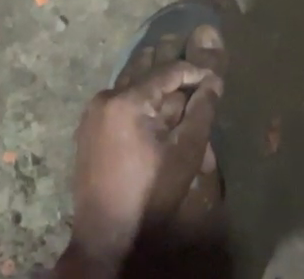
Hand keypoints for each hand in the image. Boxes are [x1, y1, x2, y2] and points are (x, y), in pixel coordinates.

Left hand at [69, 61, 221, 263]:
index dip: (194, 71)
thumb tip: (213, 80)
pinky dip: (140, 100)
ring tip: (180, 90)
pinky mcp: (89, 129)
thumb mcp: (186, 150)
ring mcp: (93, 113)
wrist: (106, 235)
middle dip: (172, 70)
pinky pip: (119, 101)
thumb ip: (202, 110)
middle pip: (145, 69)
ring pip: (131, 83)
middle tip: (195, 71)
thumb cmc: (151, 192)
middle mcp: (106, 97)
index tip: (214, 77)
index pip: (168, 70)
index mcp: (127, 99)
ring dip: (156, 84)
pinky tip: (157, 113)